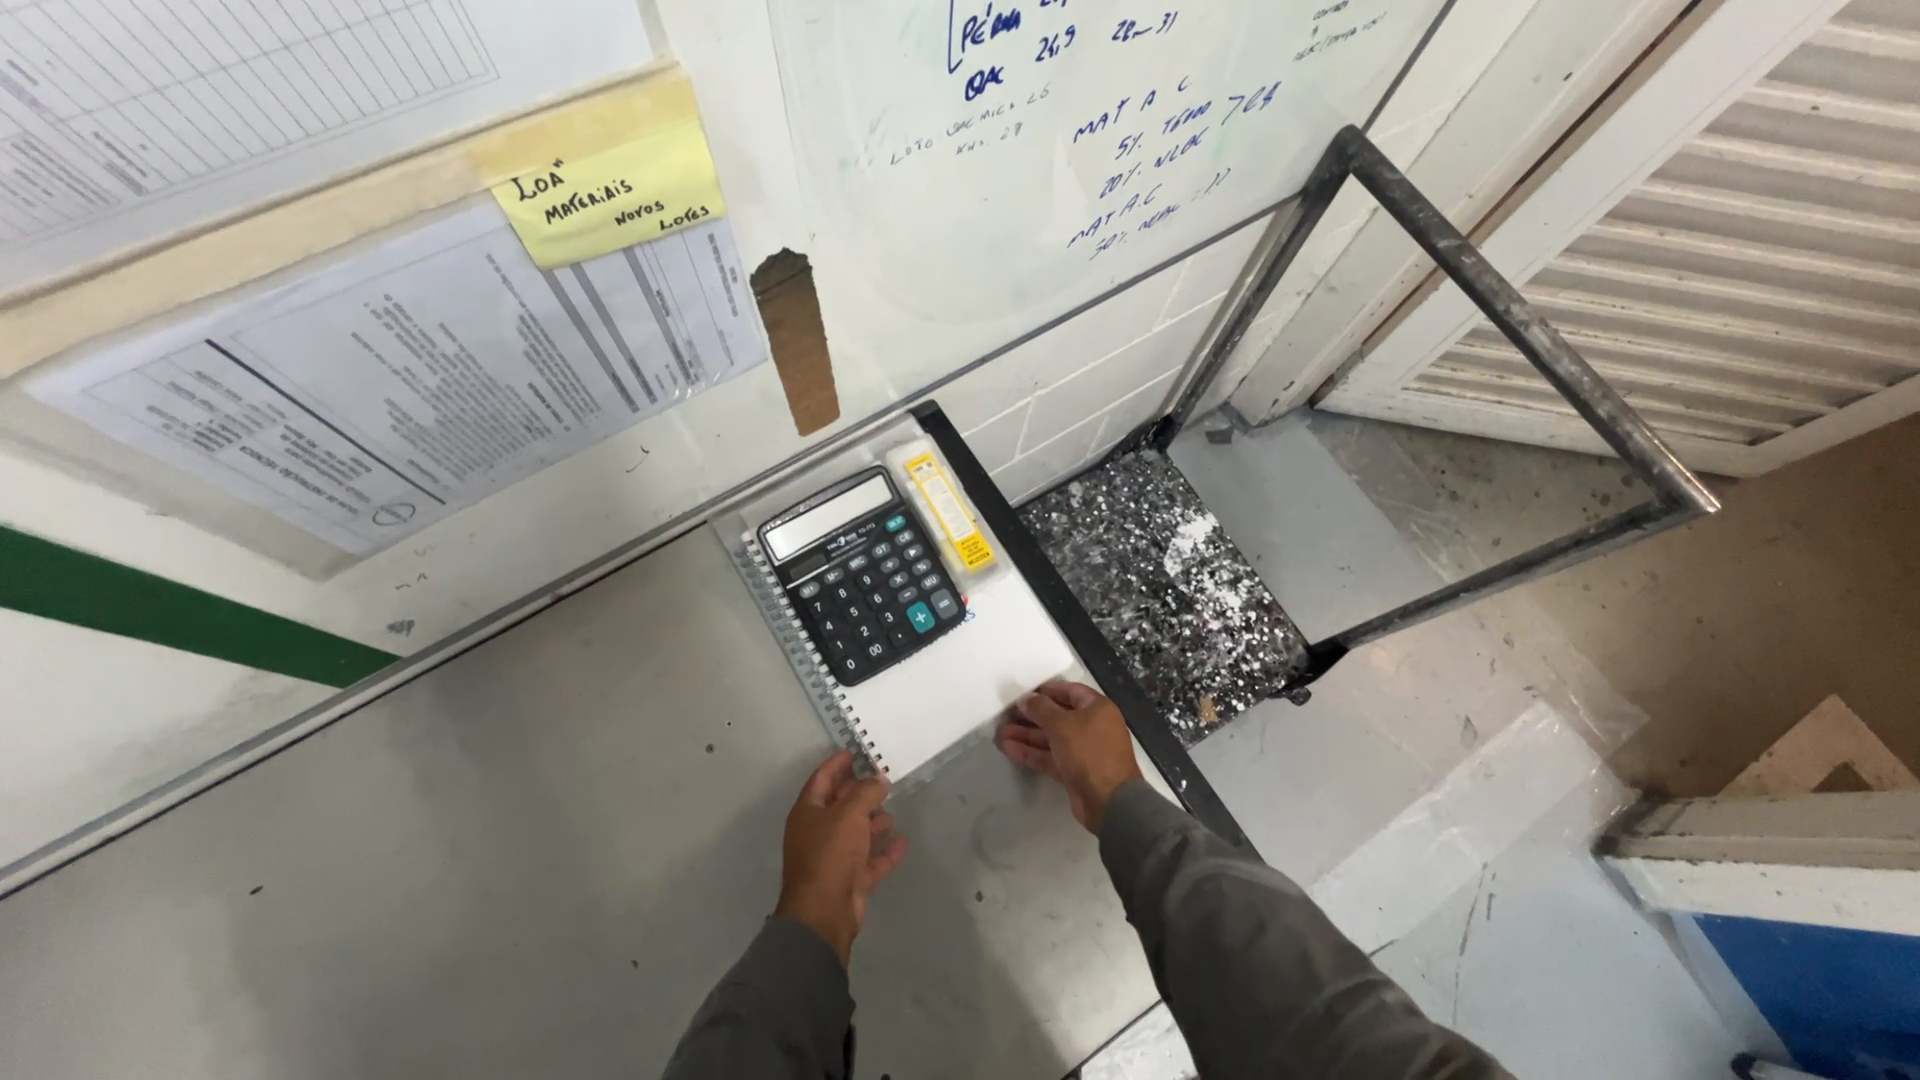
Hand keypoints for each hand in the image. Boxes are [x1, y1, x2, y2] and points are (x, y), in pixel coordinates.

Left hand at [774, 750, 909, 965]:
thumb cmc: (830, 853)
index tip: (854, 751)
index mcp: (808, 812)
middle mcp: (818, 832)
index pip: (821, 779)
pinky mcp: (850, 879)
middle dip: (859, 791)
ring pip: (855, 833)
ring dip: (873, 821)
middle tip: (881, 777)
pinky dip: (885, 850)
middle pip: (839, 805)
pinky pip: (870, 859)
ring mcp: (834, 857)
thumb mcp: (849, 814)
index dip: (837, 764)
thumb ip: (866, 792)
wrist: (825, 912)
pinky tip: (904, 841)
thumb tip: (879, 780)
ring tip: (892, 808)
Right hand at [997, 680, 1142, 833]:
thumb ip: (1040, 709)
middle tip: (1005, 715)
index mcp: (1097, 708)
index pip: (1069, 691)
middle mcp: (1092, 726)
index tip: (1022, 693)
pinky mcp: (1074, 771)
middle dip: (1030, 716)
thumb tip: (1025, 698)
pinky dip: (1031, 752)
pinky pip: (1050, 756)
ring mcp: (1083, 750)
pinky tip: (1008, 748)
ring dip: (1026, 735)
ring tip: (999, 733)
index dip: (1045, 691)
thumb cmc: (1088, 752)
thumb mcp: (1062, 725)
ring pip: (1050, 738)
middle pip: (1057, 716)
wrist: (1109, 802)